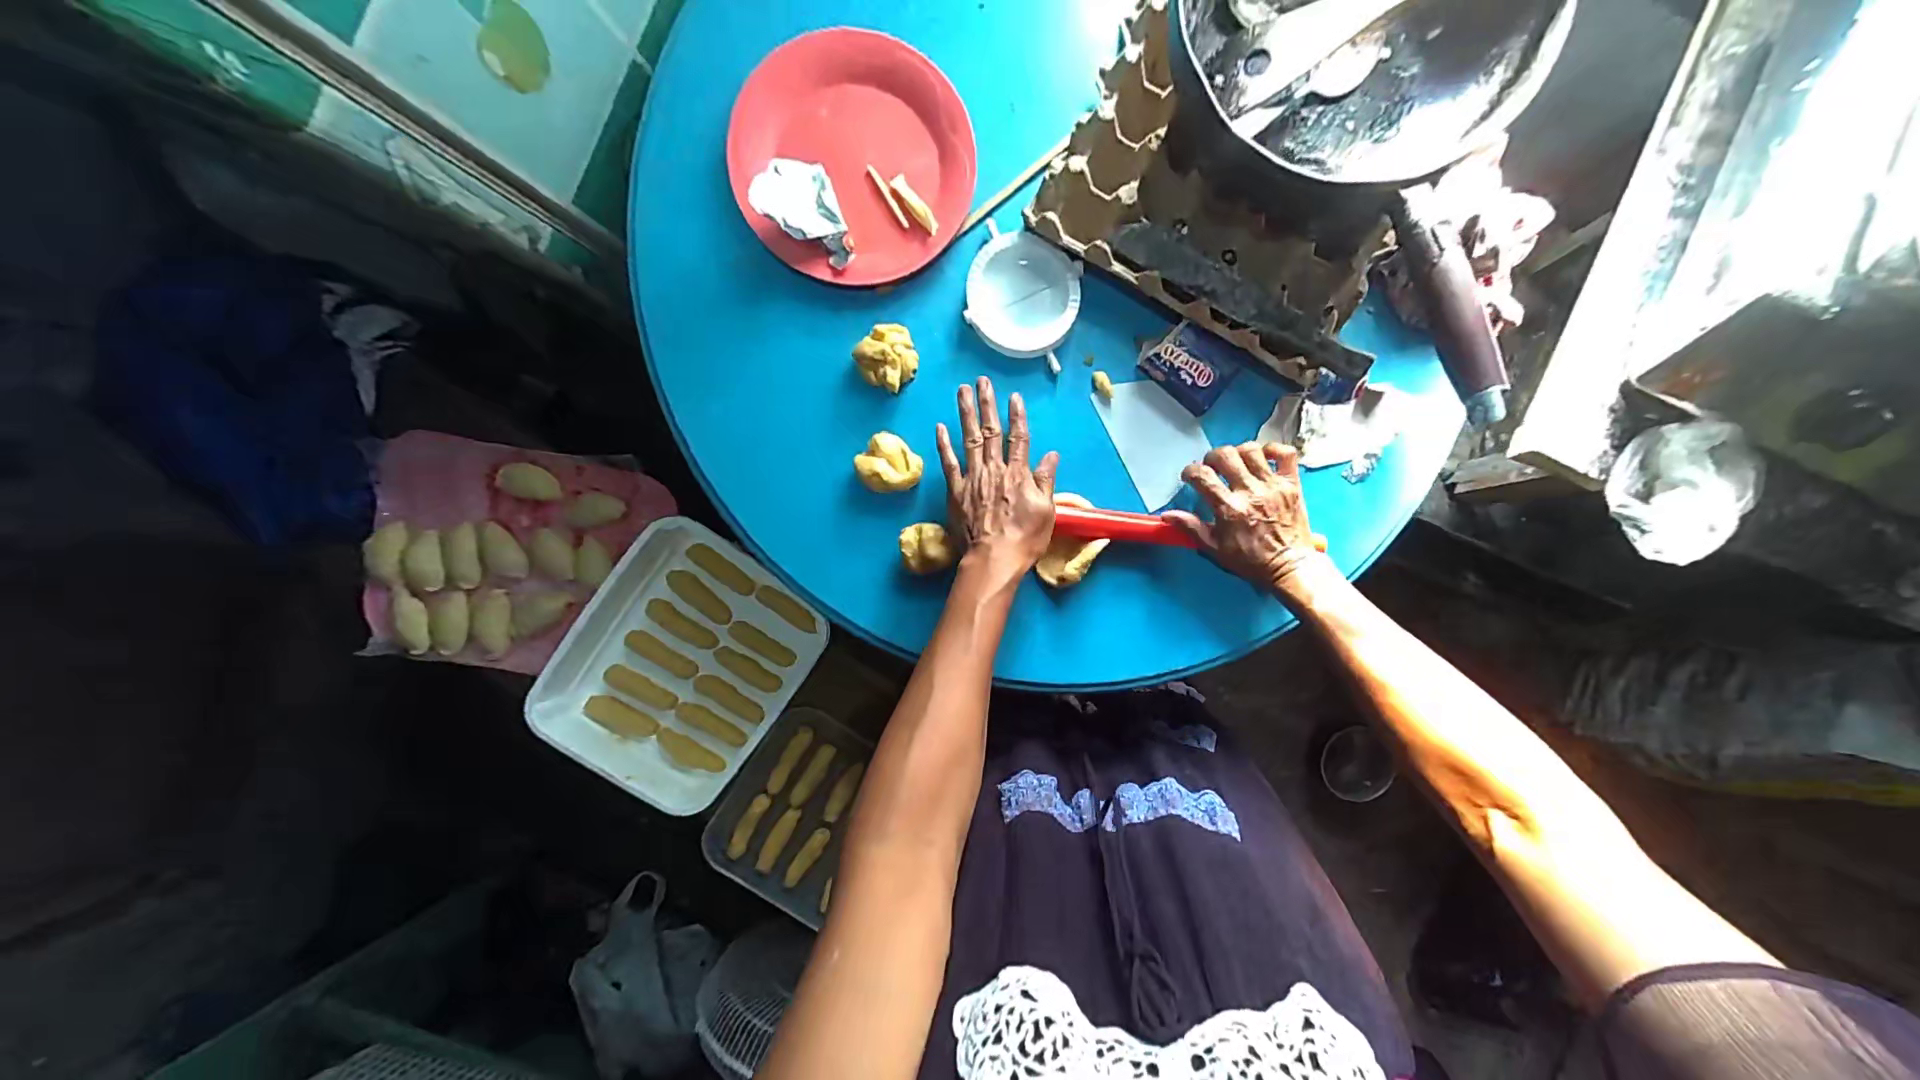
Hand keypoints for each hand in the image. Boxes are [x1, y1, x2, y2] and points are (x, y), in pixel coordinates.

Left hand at [936, 376, 1058, 577]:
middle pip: (991, 431)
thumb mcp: (1046, 511)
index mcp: (1018, 474)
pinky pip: (948, 464)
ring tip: (962, 391)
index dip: (1017, 416)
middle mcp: (994, 470)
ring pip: (969, 439)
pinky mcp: (955, 492)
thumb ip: (1046, 481)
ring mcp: (972, 479)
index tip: (1013, 397)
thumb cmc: (1024, 539)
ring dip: (965, 414)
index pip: (1019, 438)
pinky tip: (940, 427)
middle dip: (987, 404)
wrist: (993, 560)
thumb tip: (1051, 456)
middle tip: (982, 381)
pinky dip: (944, 445)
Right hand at [1164, 442, 1325, 594]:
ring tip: (1236, 463)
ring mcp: (1273, 486)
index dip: (1190, 471)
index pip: (1202, 476)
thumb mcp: (1215, 549)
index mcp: (1229, 508)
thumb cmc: (1251, 561)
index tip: (1189, 477)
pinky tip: (1264, 458)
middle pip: (1226, 456)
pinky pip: (1285, 453)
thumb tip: (1168, 515)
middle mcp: (1251, 492)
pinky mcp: (1292, 484)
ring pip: (1252, 450)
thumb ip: (1191, 527)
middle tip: (1212, 468)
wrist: (1290, 567)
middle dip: (1212, 457)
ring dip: (1238, 452)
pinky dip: (1273, 449)